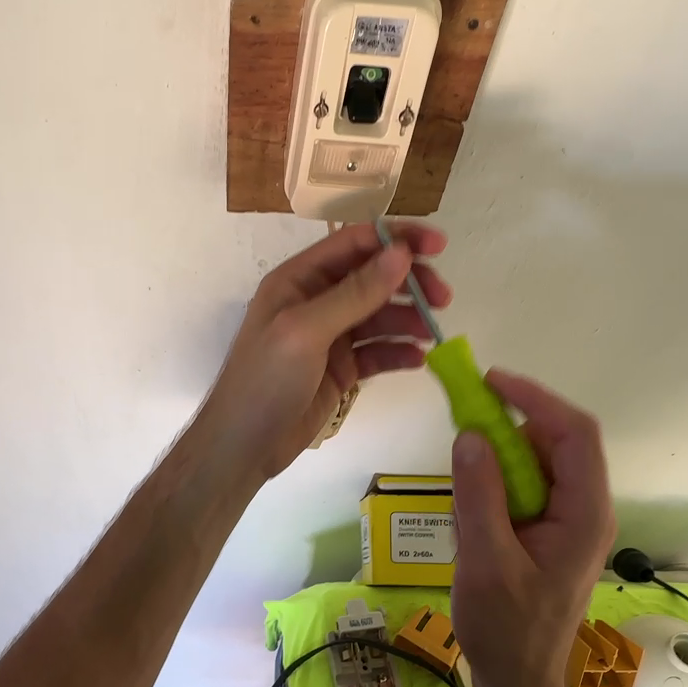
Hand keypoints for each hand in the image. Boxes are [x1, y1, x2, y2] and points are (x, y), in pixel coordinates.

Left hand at [193, 222, 450, 481]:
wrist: (244, 446)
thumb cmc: (264, 382)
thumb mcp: (306, 331)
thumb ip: (354, 293)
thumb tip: (401, 254)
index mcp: (297, 280)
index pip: (354, 244)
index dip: (397, 240)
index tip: (438, 248)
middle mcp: (314, 302)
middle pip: (372, 278)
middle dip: (410, 284)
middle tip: (444, 299)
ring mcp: (328, 337)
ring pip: (379, 317)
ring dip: (408, 320)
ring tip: (433, 334)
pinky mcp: (339, 370)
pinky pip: (376, 352)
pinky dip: (397, 352)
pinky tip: (417, 360)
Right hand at [449, 370, 615, 686]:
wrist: (517, 683)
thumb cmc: (506, 629)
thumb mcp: (485, 561)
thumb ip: (479, 497)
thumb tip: (471, 436)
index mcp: (584, 514)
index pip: (573, 434)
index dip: (535, 399)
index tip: (489, 381)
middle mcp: (584, 512)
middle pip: (555, 446)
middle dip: (510, 427)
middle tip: (462, 421)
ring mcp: (567, 526)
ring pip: (536, 469)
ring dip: (498, 462)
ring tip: (462, 482)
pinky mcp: (547, 539)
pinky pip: (524, 496)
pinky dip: (494, 491)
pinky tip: (470, 517)